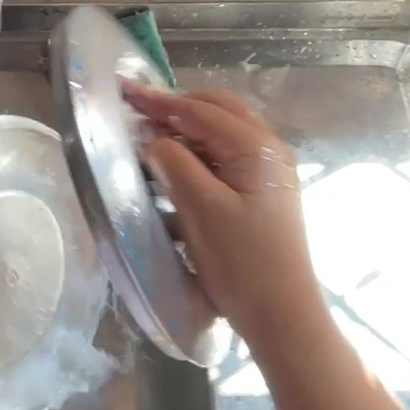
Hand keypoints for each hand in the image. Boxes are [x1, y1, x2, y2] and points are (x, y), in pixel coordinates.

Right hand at [125, 84, 314, 353]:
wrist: (284, 319)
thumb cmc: (241, 263)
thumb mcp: (199, 208)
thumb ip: (173, 161)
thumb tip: (152, 136)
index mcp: (256, 148)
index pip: (200, 110)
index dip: (159, 100)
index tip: (124, 90)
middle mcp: (269, 149)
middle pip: (218, 109)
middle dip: (177, 106)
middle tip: (138, 112)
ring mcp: (270, 170)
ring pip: (224, 128)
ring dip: (188, 126)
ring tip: (152, 135)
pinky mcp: (264, 190)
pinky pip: (228, 152)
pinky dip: (200, 148)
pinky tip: (178, 163)